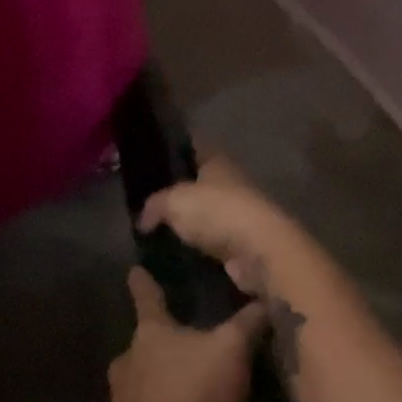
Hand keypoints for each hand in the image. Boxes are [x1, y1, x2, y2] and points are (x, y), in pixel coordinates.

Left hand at [102, 266, 267, 401]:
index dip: (143, 281)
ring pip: (142, 382)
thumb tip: (264, 298)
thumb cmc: (190, 394)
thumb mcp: (232, 350)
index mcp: (150, 333)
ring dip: (160, 383)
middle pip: (144, 344)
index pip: (147, 296)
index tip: (134, 268)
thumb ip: (248, 324)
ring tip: (189, 388)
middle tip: (183, 342)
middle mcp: (127, 362)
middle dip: (160, 343)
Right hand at [136, 159, 311, 296]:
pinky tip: (177, 255)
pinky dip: (198, 247)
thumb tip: (143, 219)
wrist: (258, 250)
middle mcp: (232, 183)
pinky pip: (213, 242)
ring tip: (159, 233)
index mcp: (218, 162)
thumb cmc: (217, 212)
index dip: (177, 148)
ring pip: (208, 213)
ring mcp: (240, 214)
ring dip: (190, 223)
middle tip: (150, 205)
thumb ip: (155, 205)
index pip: (196, 146)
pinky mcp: (242, 244)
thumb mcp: (174, 201)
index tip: (155, 155)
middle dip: (180, 192)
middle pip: (202, 182)